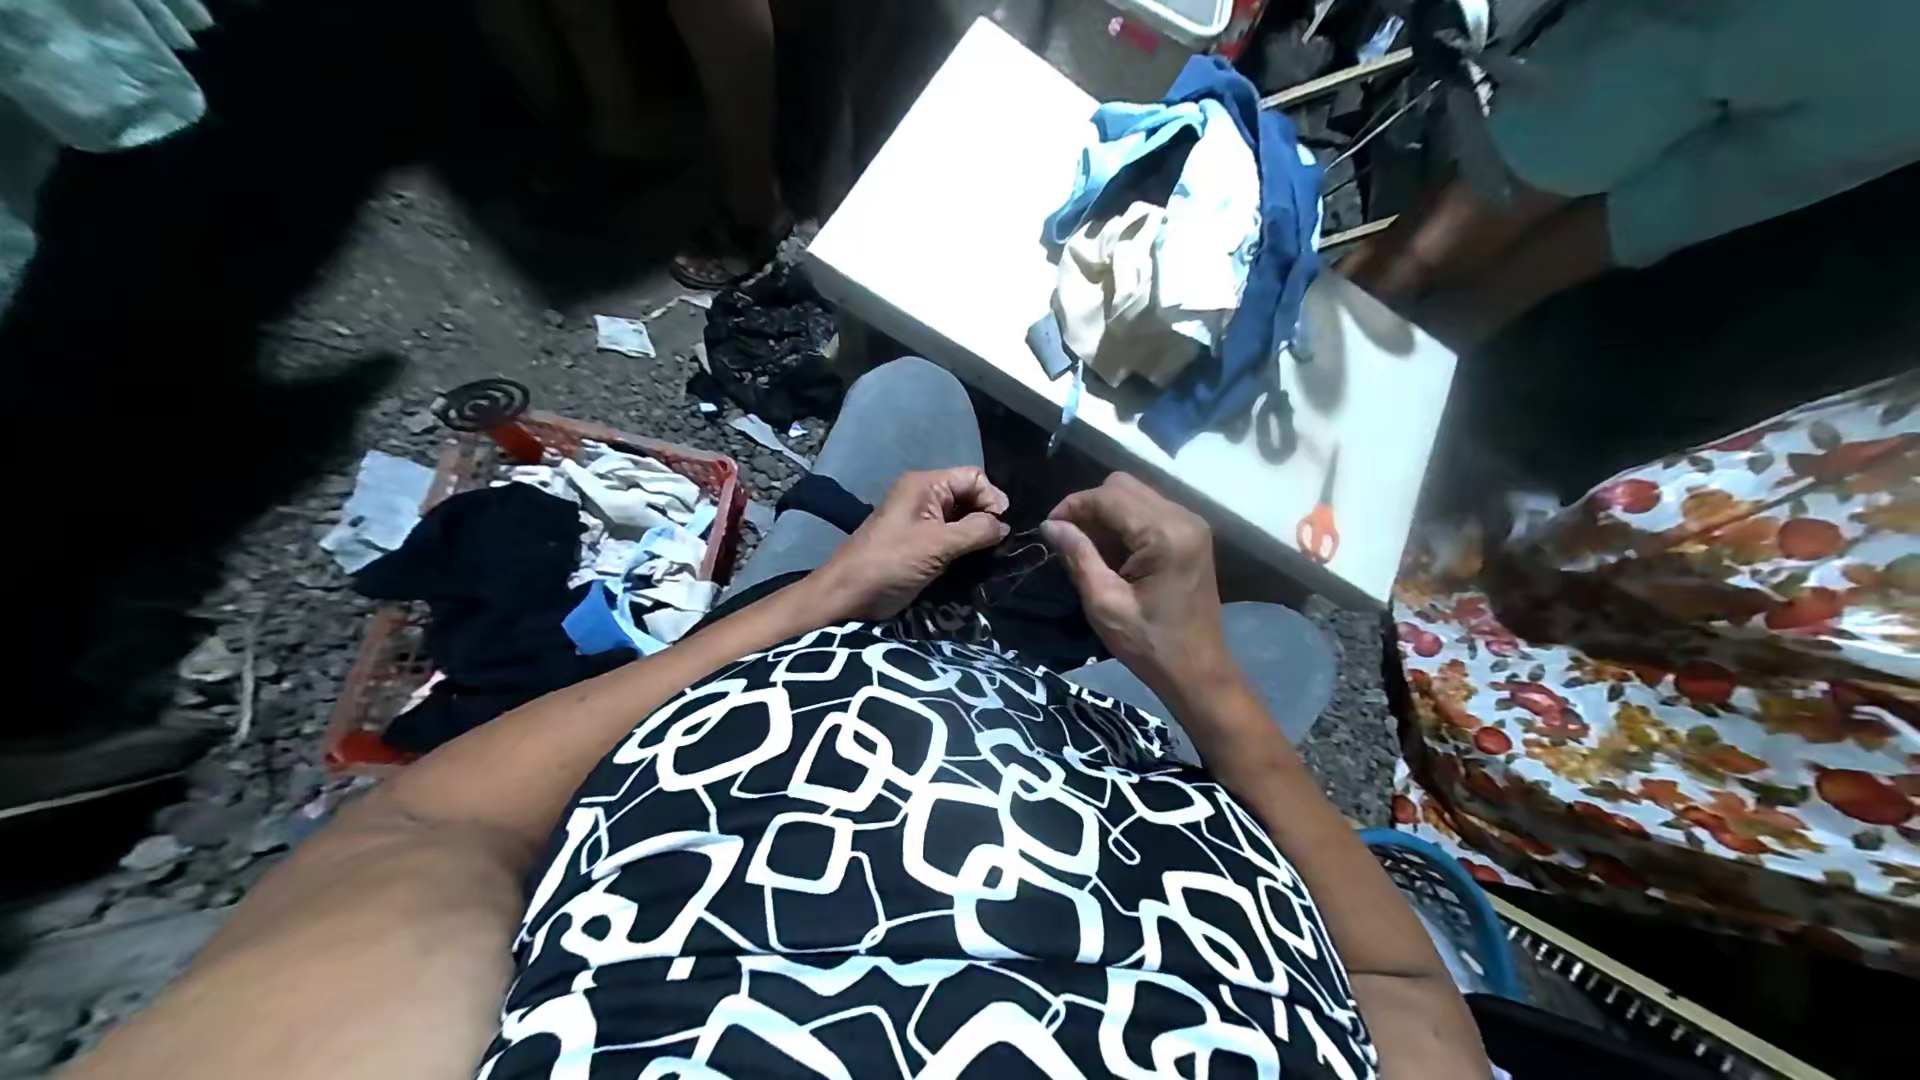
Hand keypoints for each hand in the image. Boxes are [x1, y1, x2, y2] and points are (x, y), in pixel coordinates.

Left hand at [809, 467, 1009, 619]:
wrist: (849, 596)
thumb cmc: (890, 563)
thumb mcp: (938, 544)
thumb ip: (976, 530)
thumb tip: (1004, 526)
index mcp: (925, 485)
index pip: (973, 477)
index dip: (992, 499)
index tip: (1000, 528)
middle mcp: (925, 497)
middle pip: (970, 497)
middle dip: (987, 517)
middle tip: (996, 545)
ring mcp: (922, 521)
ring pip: (963, 519)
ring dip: (978, 536)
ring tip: (989, 556)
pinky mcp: (922, 544)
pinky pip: (953, 537)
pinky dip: (966, 548)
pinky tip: (975, 563)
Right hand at [1040, 473, 1233, 706]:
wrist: (1197, 670)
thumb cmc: (1149, 644)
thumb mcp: (1104, 603)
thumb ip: (1078, 556)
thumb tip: (1050, 524)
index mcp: (1166, 534)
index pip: (1108, 496)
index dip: (1072, 506)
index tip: (1048, 528)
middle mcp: (1183, 518)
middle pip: (1122, 486)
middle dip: (1089, 507)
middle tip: (1068, 539)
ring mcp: (1190, 524)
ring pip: (1134, 494)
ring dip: (1105, 514)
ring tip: (1087, 548)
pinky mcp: (1190, 534)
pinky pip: (1147, 510)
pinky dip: (1123, 523)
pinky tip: (1112, 553)